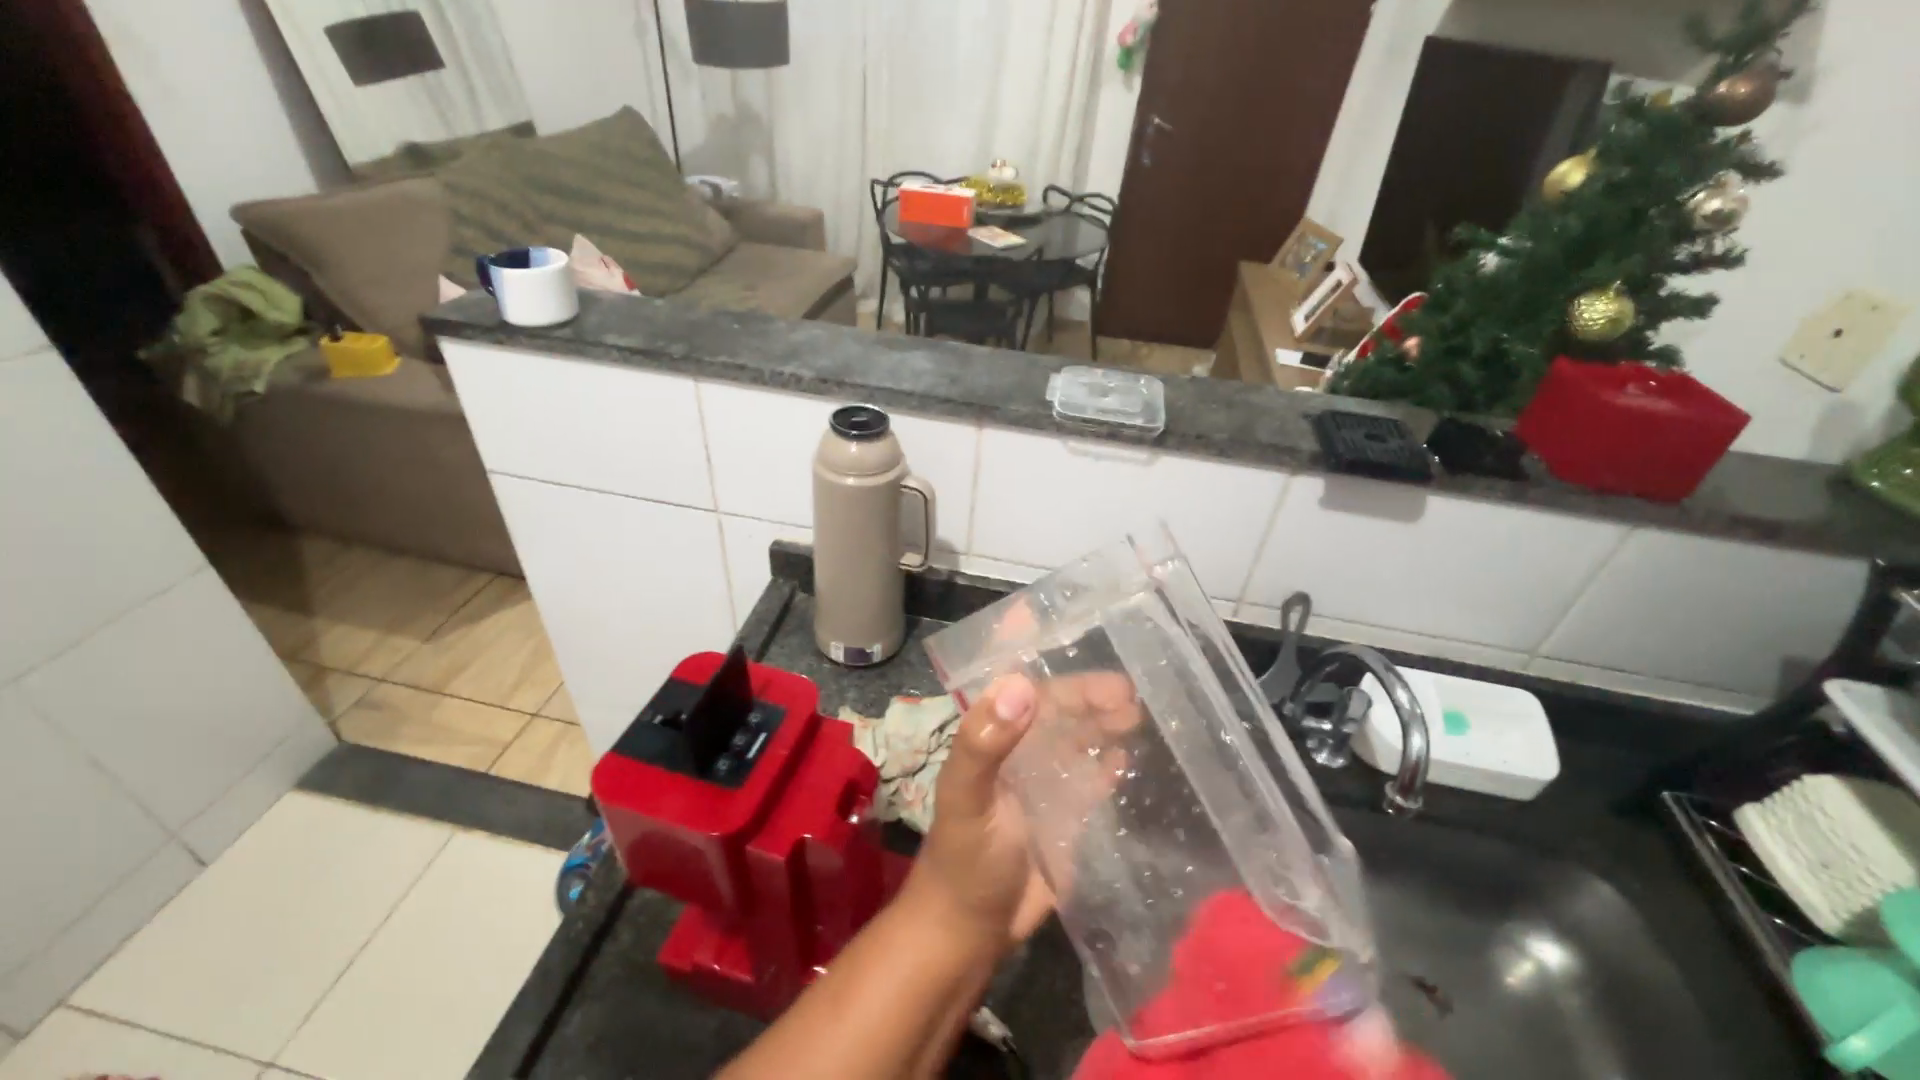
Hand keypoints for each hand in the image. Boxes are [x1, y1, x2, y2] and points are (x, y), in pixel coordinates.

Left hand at [910, 671, 1146, 948]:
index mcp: (991, 740)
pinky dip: (1110, 768)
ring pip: (1081, 742)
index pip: (1028, 692)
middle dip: (1093, 698)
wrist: (970, 932)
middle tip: (1131, 696)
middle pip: (1062, 713)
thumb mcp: (965, 798)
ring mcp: (1045, 786)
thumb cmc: (962, 861)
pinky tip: (1129, 760)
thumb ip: (984, 744)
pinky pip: (1093, 783)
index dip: (1058, 675)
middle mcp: (1019, 755)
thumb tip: (1019, 684)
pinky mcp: (1067, 819)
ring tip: (1138, 718)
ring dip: (1106, 726)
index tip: (1091, 664)